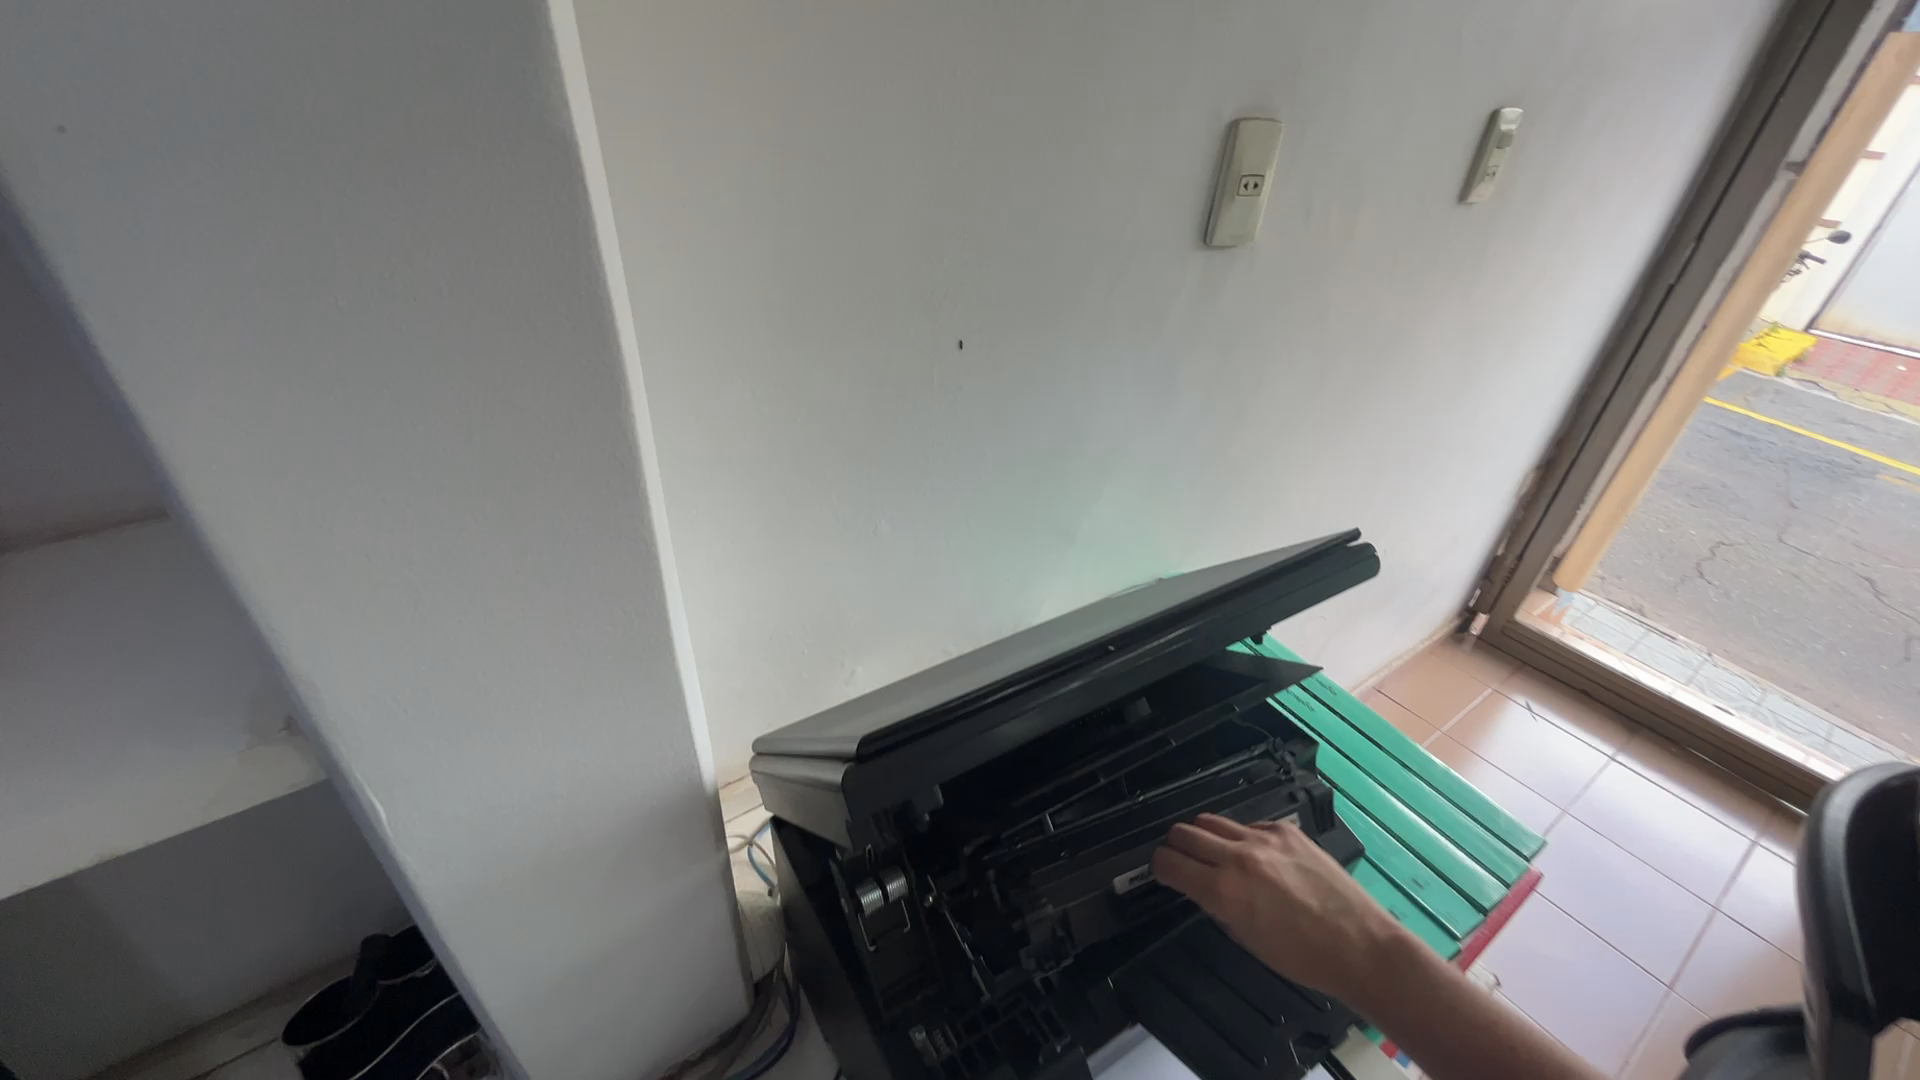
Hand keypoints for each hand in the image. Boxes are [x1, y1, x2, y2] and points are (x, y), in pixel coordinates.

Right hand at [1151, 813, 1412, 1007]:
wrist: (1362, 947)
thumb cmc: (1304, 958)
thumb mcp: (1247, 940)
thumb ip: (1216, 906)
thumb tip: (1200, 887)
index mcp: (1223, 891)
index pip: (1168, 862)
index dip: (1160, 867)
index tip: (1164, 872)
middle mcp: (1238, 857)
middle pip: (1183, 832)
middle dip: (1177, 847)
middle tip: (1184, 860)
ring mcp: (1264, 839)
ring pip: (1211, 821)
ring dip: (1205, 837)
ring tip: (1216, 854)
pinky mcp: (1287, 830)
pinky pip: (1248, 824)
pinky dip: (1243, 838)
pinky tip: (1258, 857)